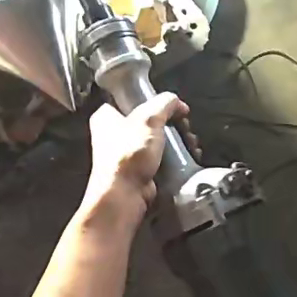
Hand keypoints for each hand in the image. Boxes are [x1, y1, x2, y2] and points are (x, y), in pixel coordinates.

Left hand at [84, 92, 186, 219]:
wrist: (124, 196)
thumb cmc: (129, 155)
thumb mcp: (149, 119)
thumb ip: (165, 104)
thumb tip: (177, 103)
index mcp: (106, 116)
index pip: (132, 100)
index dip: (154, 101)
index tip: (172, 107)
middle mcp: (113, 134)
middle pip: (149, 120)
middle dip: (172, 124)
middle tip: (184, 127)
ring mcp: (125, 154)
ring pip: (156, 139)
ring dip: (176, 140)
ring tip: (189, 143)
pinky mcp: (137, 170)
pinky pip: (159, 158)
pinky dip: (173, 157)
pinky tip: (186, 156)